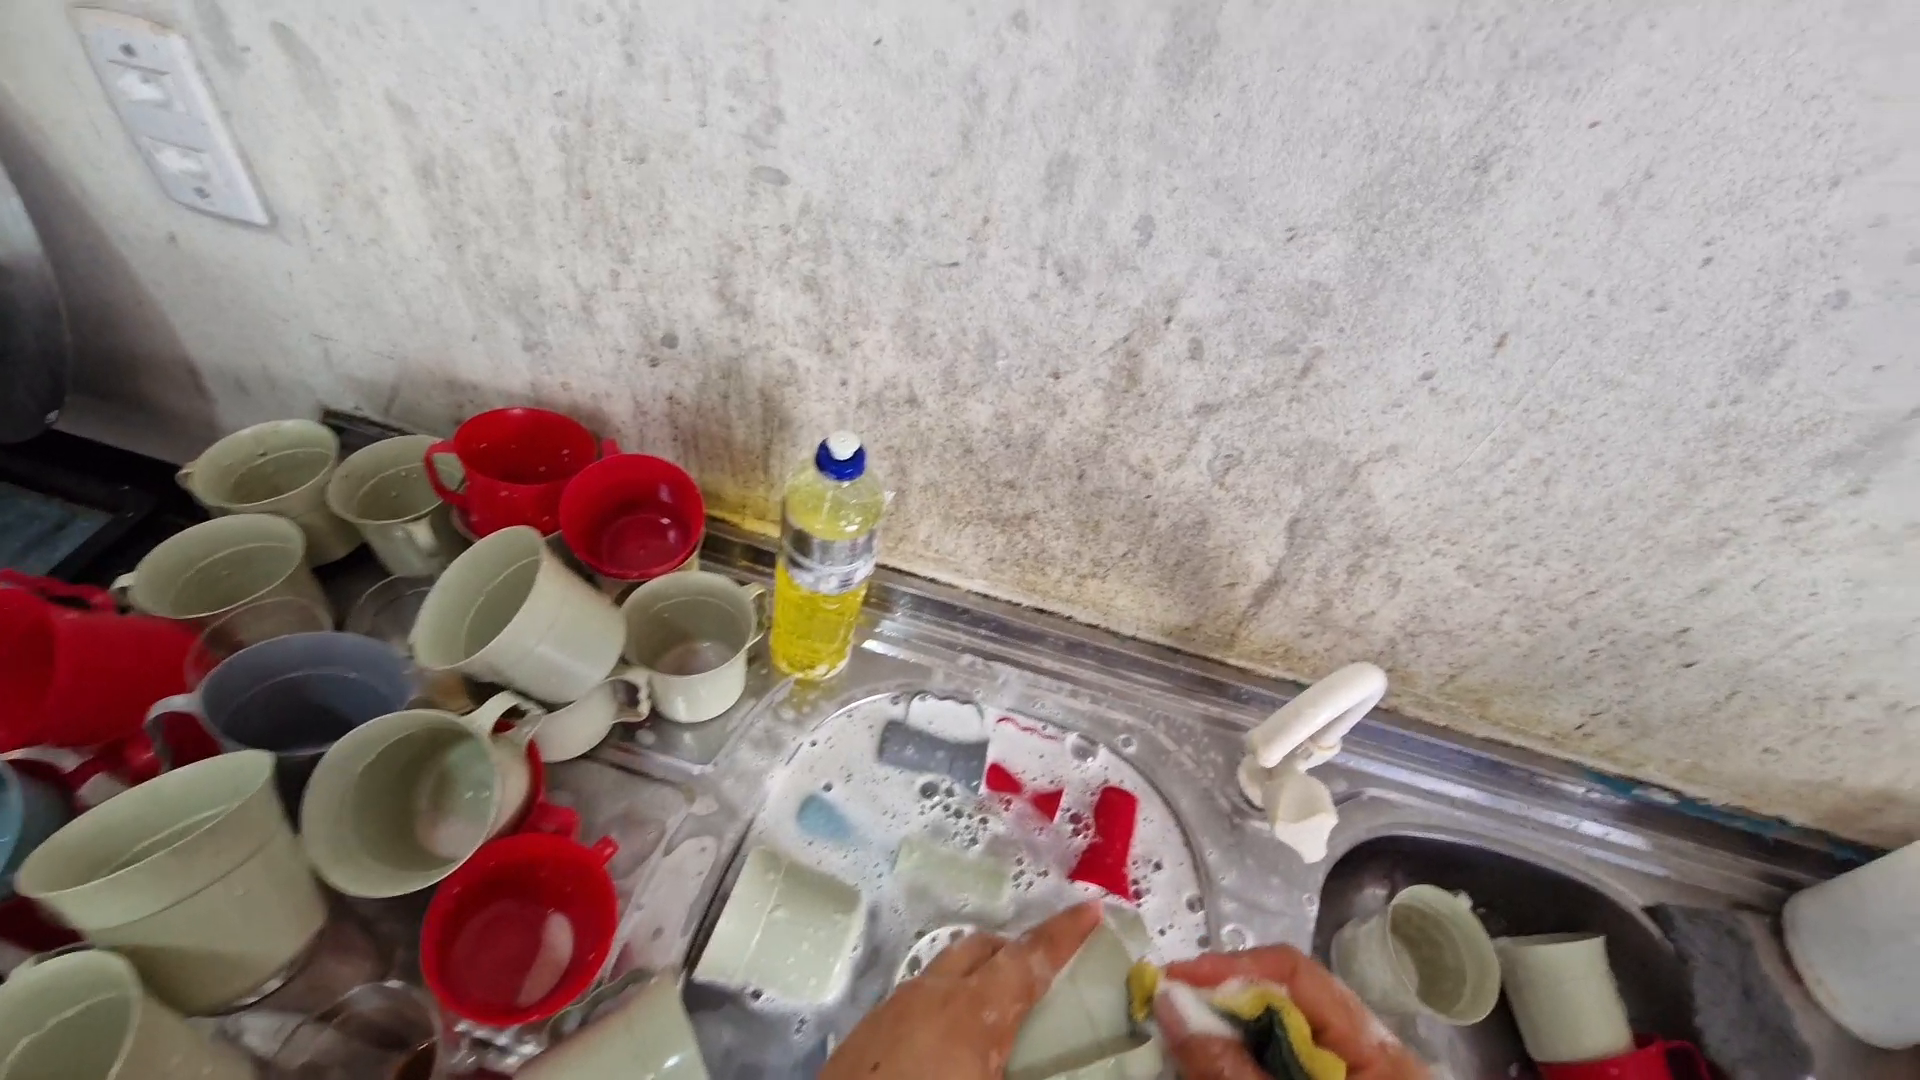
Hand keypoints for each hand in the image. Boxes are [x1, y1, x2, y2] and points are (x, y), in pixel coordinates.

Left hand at [821, 902, 1102, 1079]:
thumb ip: (1025, 1068)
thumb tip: (1066, 1061)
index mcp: (972, 1013)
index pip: (1029, 959)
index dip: (1063, 933)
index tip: (1092, 908)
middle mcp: (934, 994)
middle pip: (984, 948)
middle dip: (1017, 951)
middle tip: (1046, 974)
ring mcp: (896, 1006)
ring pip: (949, 968)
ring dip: (980, 975)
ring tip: (999, 1011)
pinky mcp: (870, 1027)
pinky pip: (921, 993)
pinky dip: (947, 998)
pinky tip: (947, 1043)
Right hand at [1156, 946, 1429, 1079]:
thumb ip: (1232, 1068)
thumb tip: (1168, 1000)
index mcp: (1380, 1050)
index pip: (1294, 972)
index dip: (1230, 968)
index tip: (1174, 980)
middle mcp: (1369, 1054)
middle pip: (1282, 999)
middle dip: (1220, 998)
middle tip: (1165, 1008)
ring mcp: (1352, 1074)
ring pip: (1274, 1032)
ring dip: (1224, 1029)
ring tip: (1178, 1035)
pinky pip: (1277, 1060)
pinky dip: (1240, 1060)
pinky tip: (1208, 1062)